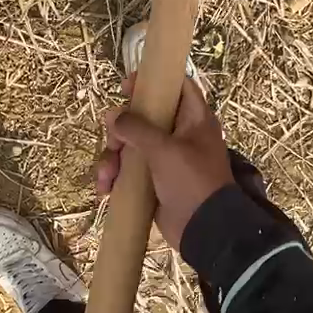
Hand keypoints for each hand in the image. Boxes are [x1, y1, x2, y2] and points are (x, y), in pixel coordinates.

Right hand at [94, 74, 234, 249]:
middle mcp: (180, 134)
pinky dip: (115, 176)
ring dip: (112, 158)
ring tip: (106, 176)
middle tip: (113, 141)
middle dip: (120, 129)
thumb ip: (137, 129)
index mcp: (193, 119)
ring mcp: (165, 159)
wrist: (206, 231)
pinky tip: (106, 188)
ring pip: (130, 145)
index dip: (152, 81)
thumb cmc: (192, 182)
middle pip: (143, 116)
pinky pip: (128, 169)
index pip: (176, 86)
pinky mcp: (153, 181)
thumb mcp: (165, 150)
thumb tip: (113, 116)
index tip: (127, 86)